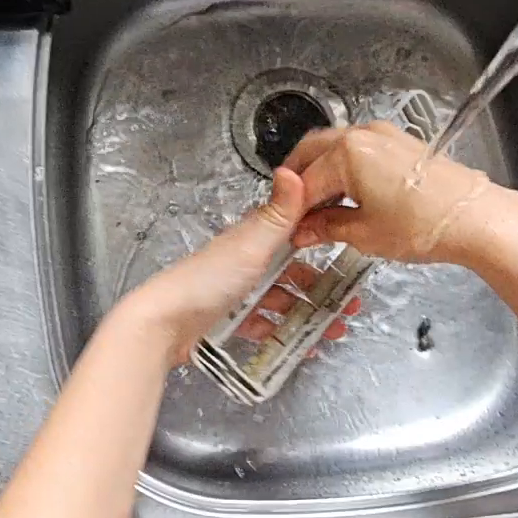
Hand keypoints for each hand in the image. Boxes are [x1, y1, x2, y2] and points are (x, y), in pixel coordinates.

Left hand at [117, 167, 354, 365]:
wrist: (166, 321)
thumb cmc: (211, 279)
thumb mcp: (252, 243)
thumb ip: (279, 213)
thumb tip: (294, 169)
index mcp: (253, 239)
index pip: (294, 236)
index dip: (323, 246)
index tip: (352, 260)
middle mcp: (246, 263)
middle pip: (291, 274)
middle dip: (322, 289)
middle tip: (350, 307)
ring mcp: (237, 294)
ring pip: (280, 302)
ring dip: (308, 315)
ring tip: (334, 332)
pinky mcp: (228, 322)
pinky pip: (263, 326)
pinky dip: (283, 334)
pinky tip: (302, 347)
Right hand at [282, 123, 498, 263]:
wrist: (476, 219)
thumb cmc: (426, 224)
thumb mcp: (365, 233)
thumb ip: (327, 227)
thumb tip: (305, 231)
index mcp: (347, 153)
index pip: (304, 182)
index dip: (292, 209)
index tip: (288, 229)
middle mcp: (363, 135)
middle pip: (312, 152)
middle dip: (298, 181)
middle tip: (293, 213)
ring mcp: (384, 136)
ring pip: (335, 148)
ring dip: (320, 172)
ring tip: (320, 207)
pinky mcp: (401, 144)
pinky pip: (359, 150)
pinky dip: (343, 168)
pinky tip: (347, 195)